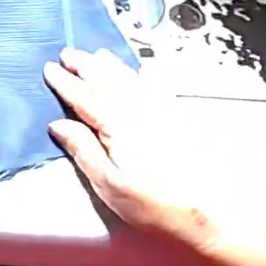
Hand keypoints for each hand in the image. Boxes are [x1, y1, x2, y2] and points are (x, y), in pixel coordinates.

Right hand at [45, 48, 265, 262]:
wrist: (215, 212)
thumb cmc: (158, 207)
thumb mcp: (110, 186)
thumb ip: (83, 151)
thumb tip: (60, 125)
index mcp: (119, 125)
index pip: (85, 97)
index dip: (66, 82)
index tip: (50, 69)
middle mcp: (142, 111)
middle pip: (109, 81)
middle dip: (87, 66)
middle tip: (69, 53)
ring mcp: (164, 111)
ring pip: (132, 79)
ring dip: (111, 66)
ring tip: (97, 56)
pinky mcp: (182, 118)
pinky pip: (154, 86)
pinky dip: (138, 75)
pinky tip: (137, 74)